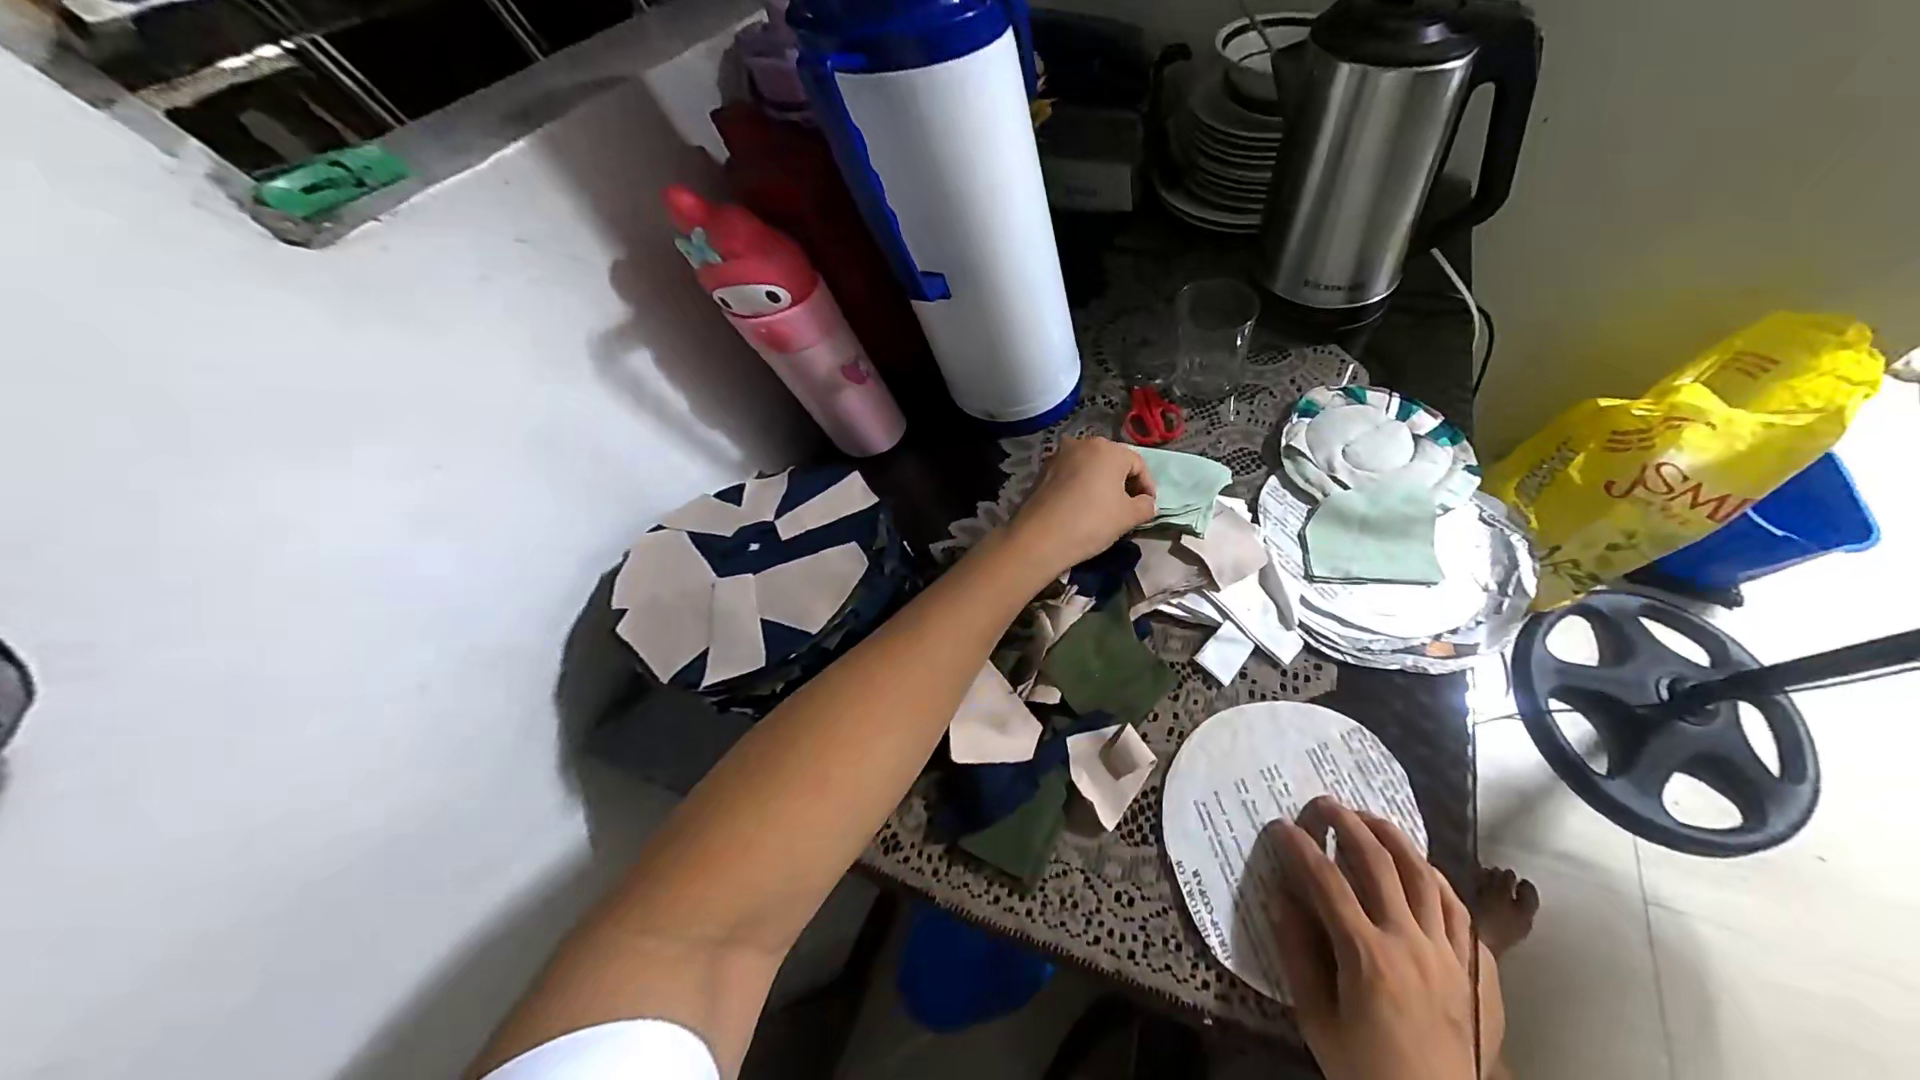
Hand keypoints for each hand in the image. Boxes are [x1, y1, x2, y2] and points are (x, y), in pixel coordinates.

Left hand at [1003, 436, 1156, 577]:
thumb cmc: (1091, 522)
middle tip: (1128, 507)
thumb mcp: (1128, 516)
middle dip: (1123, 483)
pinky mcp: (1042, 472)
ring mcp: (1058, 456)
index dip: (1148, 486)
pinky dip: (1081, 487)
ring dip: (1101, 484)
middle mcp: (1081, 444)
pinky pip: (1070, 476)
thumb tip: (1146, 503)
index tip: (1149, 507)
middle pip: (1112, 461)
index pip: (1138, 464)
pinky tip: (1081, 508)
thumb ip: (1145, 506)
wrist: (1039, 538)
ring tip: (1105, 509)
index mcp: (1107, 449)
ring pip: (1089, 468)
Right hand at [1270, 796, 1501, 1079]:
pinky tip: (1416, 865)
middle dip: (1346, 824)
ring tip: (1369, 817)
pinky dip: (1433, 876)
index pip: (1326, 881)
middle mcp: (1412, 943)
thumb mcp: (1317, 1018)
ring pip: (1424, 874)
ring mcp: (1450, 952)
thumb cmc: (1367, 1068)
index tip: (1281, 825)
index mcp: (1368, 956)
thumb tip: (1280, 897)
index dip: (1299, 847)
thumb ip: (1297, 953)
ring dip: (1393, 838)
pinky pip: (1457, 907)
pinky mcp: (1477, 966)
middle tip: (1323, 803)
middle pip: (1378, 862)